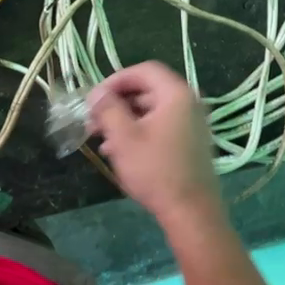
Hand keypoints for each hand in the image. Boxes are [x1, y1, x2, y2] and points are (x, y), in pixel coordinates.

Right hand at [87, 61, 223, 227]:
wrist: (191, 213)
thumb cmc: (155, 170)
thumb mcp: (123, 137)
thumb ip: (108, 109)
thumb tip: (96, 93)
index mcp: (176, 95)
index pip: (143, 71)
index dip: (115, 80)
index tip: (94, 98)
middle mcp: (189, 104)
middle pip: (146, 90)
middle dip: (116, 103)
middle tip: (93, 120)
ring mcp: (192, 124)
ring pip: (151, 111)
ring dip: (123, 120)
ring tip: (100, 139)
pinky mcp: (190, 143)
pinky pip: (160, 126)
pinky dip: (138, 132)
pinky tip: (118, 151)